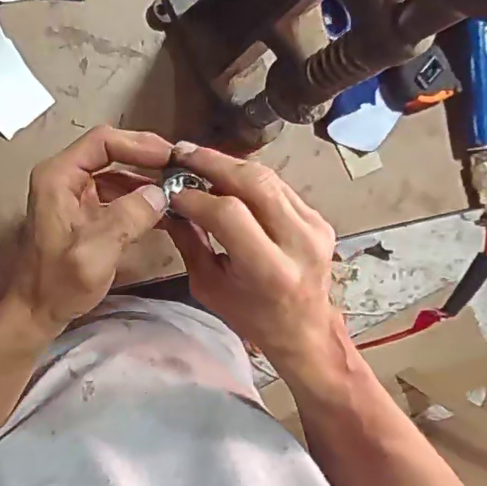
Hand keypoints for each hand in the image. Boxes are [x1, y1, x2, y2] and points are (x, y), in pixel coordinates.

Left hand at [2, 125, 173, 336]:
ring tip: (179, 188)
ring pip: (117, 171)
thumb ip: (127, 218)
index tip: (172, 157)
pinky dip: (140, 198)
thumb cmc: (58, 283)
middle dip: (148, 158)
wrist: (36, 311)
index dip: (140, 145)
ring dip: (147, 178)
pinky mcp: (84, 212)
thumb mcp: (95, 251)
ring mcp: (73, 194)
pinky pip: (116, 193)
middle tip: (182, 169)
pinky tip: (164, 209)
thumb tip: (162, 193)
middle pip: (111, 151)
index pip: (103, 141)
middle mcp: (64, 177)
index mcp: (58, 176)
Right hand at [161, 142, 349, 378]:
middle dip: (213, 163)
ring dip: (229, 165)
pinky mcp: (319, 219)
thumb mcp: (209, 285)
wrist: (305, 331)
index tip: (170, 191)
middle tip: (182, 154)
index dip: (195, 197)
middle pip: (254, 183)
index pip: (229, 214)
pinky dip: (247, 177)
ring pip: (267, 177)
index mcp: (269, 270)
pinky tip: (225, 176)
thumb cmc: (251, 316)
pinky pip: (278, 185)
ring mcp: (315, 227)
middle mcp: (298, 243)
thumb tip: (167, 205)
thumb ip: (190, 241)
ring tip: (198, 160)